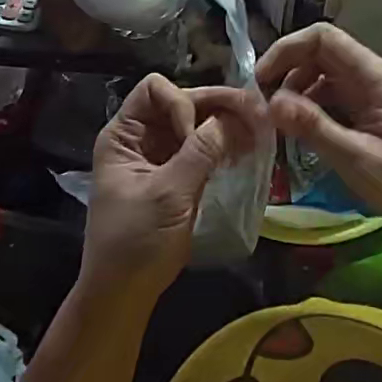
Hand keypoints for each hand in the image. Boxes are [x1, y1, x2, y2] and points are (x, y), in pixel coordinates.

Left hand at [84, 76, 263, 290]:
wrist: (124, 291)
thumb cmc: (136, 242)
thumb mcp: (168, 195)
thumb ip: (200, 153)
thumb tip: (235, 116)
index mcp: (123, 135)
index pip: (154, 90)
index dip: (181, 103)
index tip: (195, 136)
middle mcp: (140, 138)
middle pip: (180, 102)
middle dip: (216, 106)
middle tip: (256, 114)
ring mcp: (159, 157)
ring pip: (195, 125)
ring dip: (225, 124)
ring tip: (258, 131)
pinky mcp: (176, 177)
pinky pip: (201, 150)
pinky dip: (222, 146)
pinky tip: (246, 150)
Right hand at [258, 23, 381, 234]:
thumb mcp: (358, 159)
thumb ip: (314, 127)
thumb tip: (270, 102)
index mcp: (376, 78)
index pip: (323, 38)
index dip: (286, 50)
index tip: (260, 81)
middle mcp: (374, 77)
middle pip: (320, 53)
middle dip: (286, 71)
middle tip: (263, 106)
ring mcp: (373, 93)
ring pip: (322, 74)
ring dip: (296, 91)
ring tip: (278, 123)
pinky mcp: (371, 111)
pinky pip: (332, 96)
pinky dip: (310, 107)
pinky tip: (300, 132)